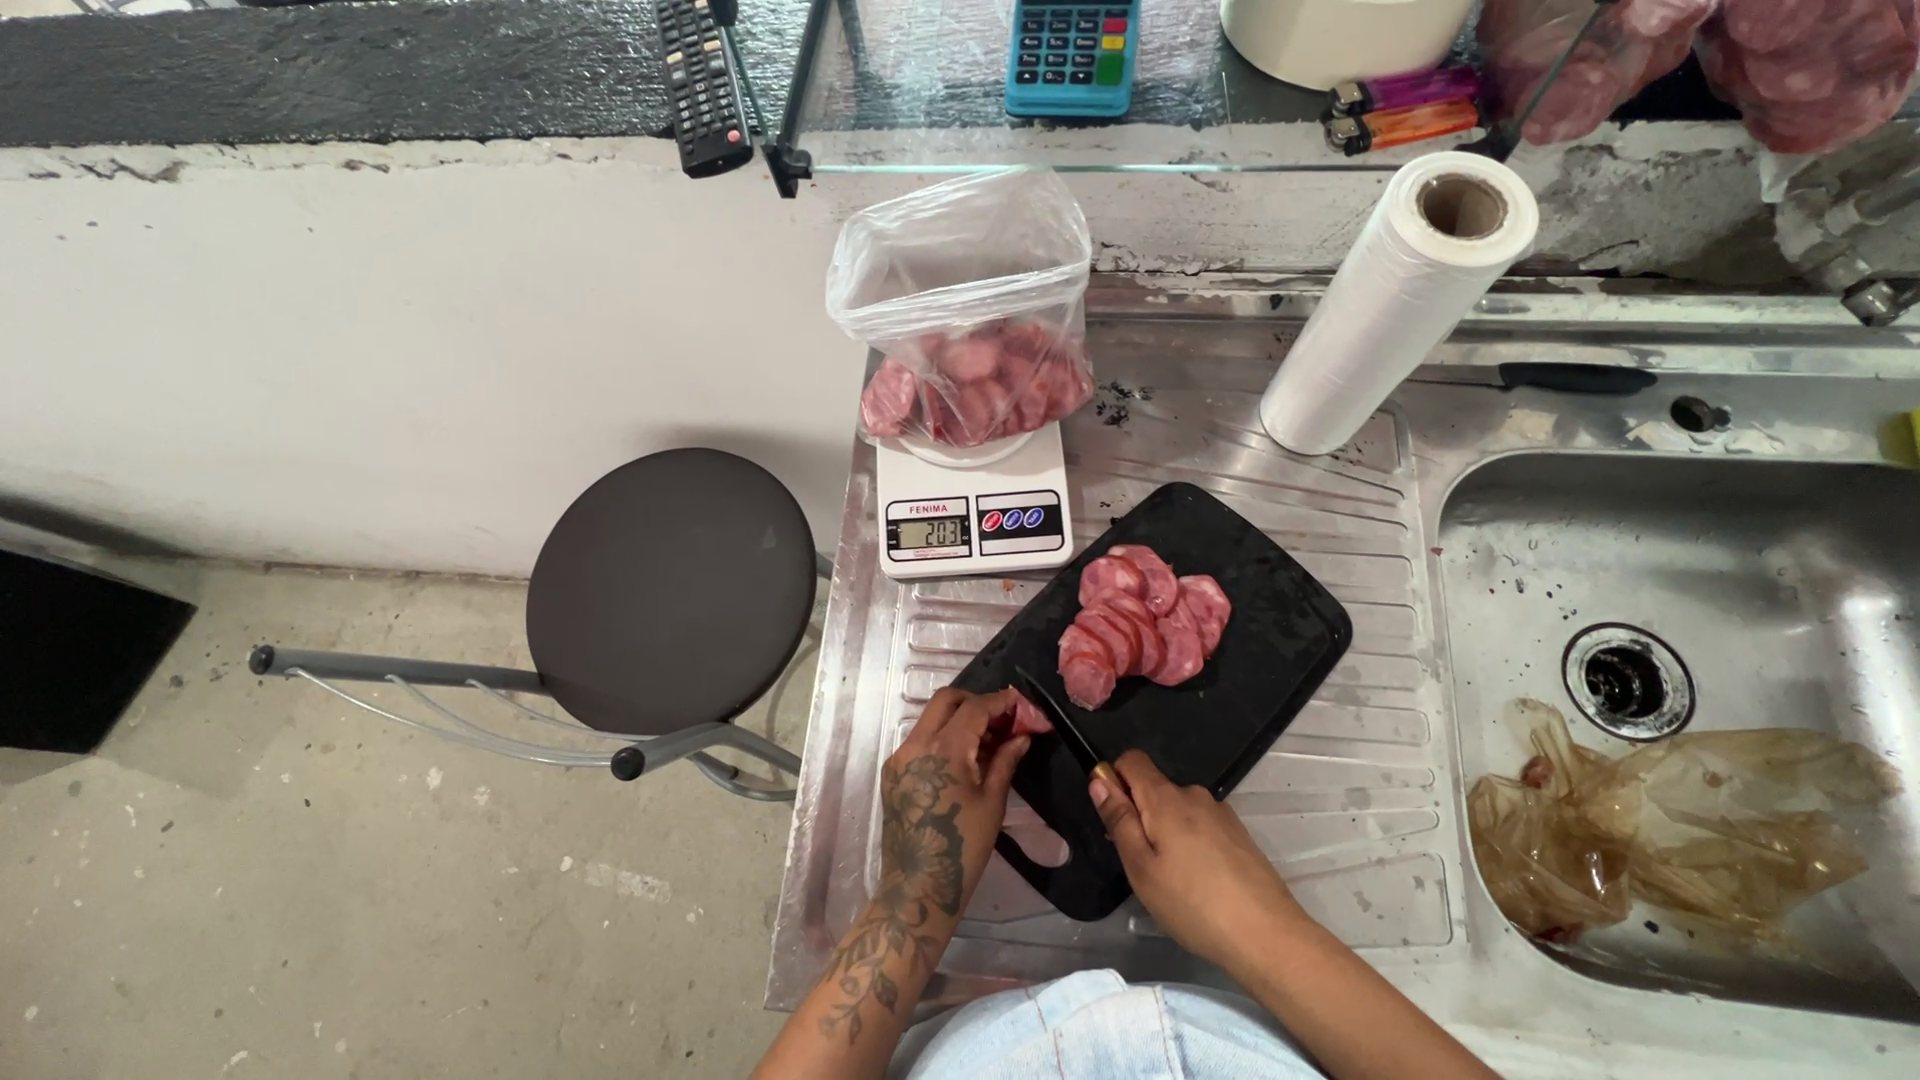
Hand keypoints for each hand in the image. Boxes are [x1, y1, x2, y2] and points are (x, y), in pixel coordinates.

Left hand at [877, 687, 1041, 920]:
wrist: (918, 886)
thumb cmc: (964, 846)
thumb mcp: (993, 801)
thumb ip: (1005, 760)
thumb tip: (1022, 735)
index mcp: (943, 749)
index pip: (975, 708)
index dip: (1002, 702)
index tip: (1023, 706)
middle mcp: (915, 744)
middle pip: (947, 701)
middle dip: (977, 702)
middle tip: (1003, 720)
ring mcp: (899, 757)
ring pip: (931, 718)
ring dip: (960, 719)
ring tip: (989, 741)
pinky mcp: (893, 772)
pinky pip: (920, 740)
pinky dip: (944, 737)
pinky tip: (965, 759)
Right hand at [1091, 750, 1307, 973]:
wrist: (1267, 935)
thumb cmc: (1192, 903)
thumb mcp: (1141, 867)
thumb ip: (1119, 820)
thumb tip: (1099, 780)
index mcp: (1166, 798)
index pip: (1132, 760)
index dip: (1114, 778)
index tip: (1113, 818)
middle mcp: (1194, 795)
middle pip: (1154, 788)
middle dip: (1139, 815)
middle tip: (1140, 864)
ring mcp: (1221, 814)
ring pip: (1178, 810)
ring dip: (1165, 832)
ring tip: (1171, 880)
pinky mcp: (1238, 834)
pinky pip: (1200, 825)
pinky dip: (1190, 843)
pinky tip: (1199, 882)